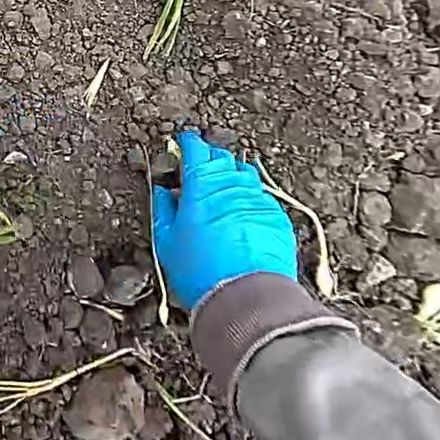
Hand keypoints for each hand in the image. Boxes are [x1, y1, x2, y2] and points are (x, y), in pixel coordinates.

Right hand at [151, 131, 297, 307]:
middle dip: (209, 160)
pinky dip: (248, 201)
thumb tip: (164, 193)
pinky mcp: (276, 215)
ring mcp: (257, 197)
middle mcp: (232, 183)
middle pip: (221, 157)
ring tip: (221, 196)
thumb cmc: (201, 271)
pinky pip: (260, 198)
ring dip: (231, 178)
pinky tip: (241, 219)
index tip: (183, 143)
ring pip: (243, 174)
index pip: (195, 148)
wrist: (247, 297)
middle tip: (200, 173)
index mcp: (201, 184)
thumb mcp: (167, 242)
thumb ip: (164, 210)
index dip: (188, 142)